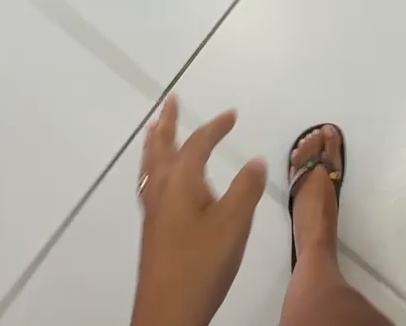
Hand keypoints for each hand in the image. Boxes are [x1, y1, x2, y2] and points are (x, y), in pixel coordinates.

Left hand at [131, 97, 267, 325]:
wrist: (168, 314)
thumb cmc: (202, 263)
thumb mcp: (234, 223)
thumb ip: (246, 188)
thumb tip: (256, 160)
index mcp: (182, 181)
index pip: (198, 143)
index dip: (216, 126)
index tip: (232, 114)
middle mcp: (163, 190)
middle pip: (161, 146)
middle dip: (168, 122)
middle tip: (170, 101)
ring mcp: (154, 211)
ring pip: (151, 164)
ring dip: (156, 141)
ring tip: (155, 128)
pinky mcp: (153, 230)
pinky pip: (150, 181)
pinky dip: (154, 165)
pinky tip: (161, 178)